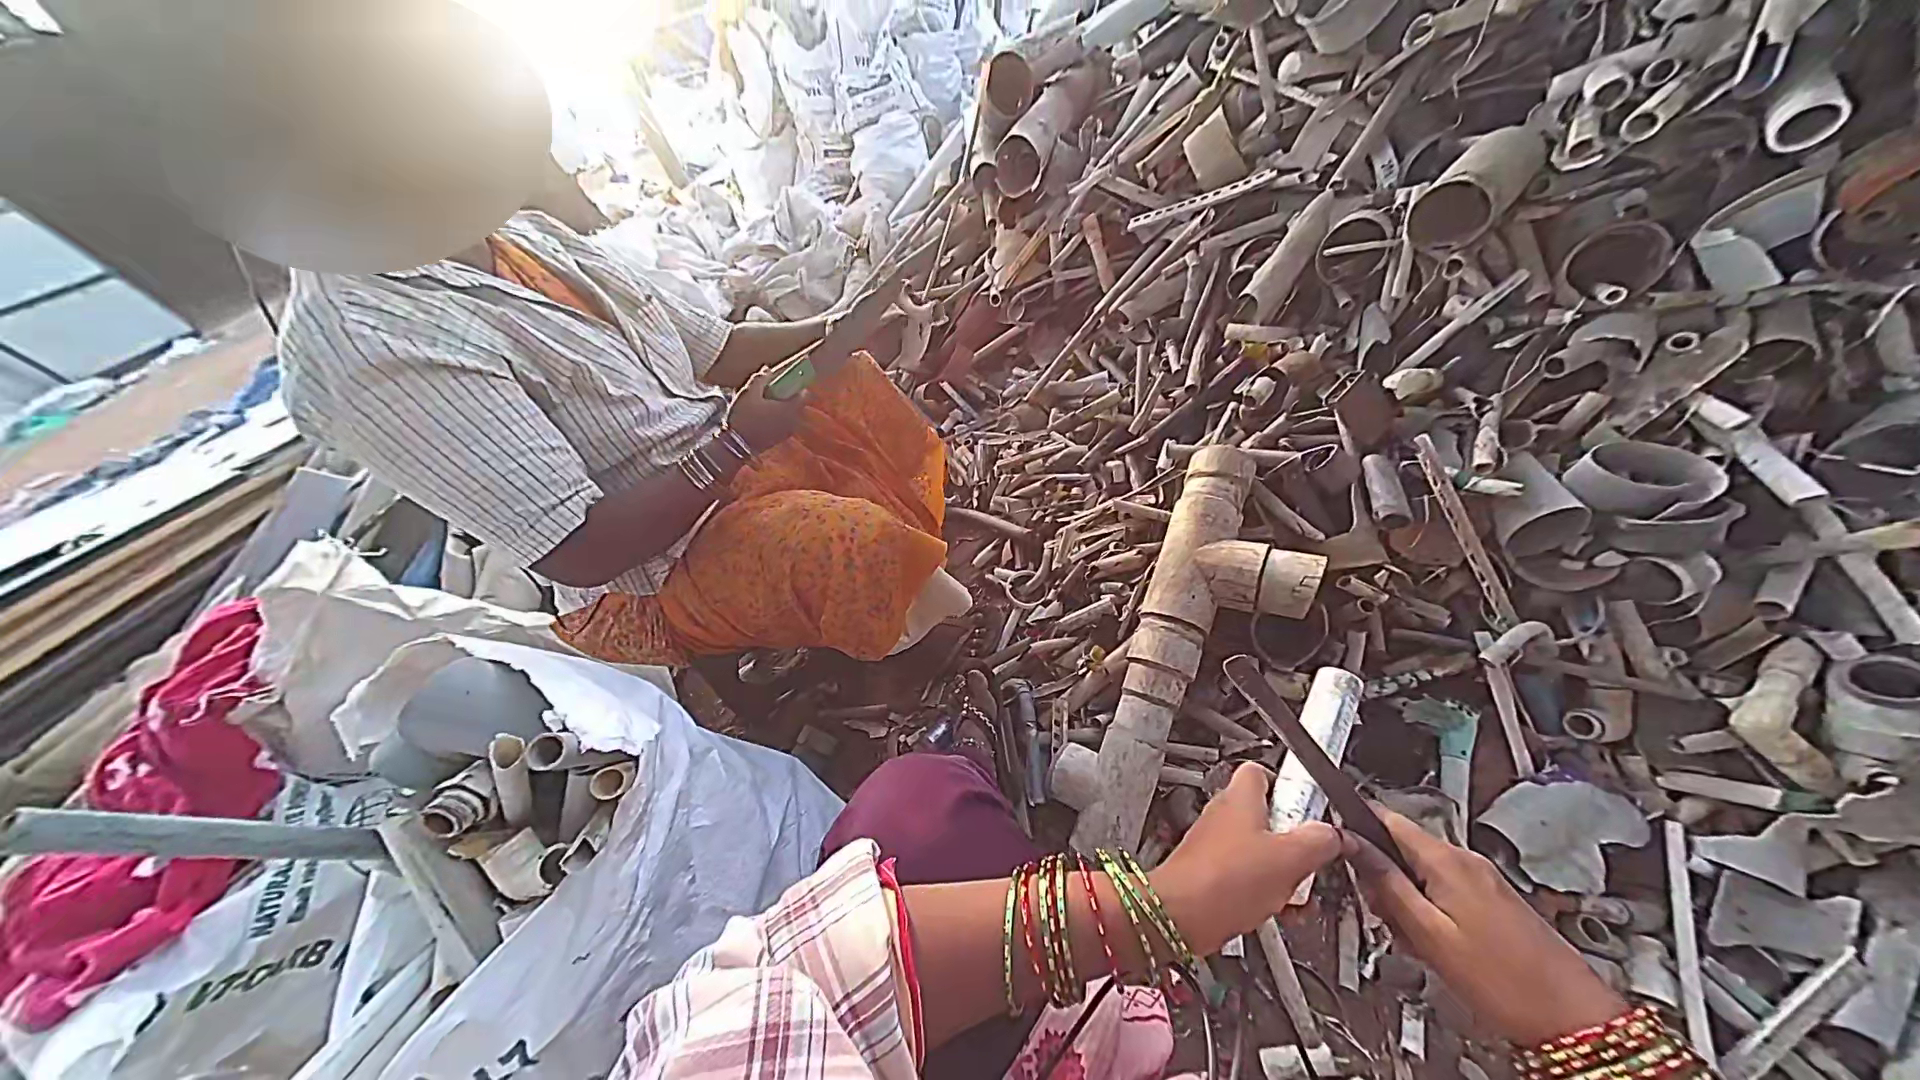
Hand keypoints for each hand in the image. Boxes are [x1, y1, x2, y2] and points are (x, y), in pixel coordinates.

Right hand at [727, 368, 807, 452]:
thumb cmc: (745, 417)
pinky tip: (761, 415)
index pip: (804, 393)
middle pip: (796, 403)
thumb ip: (761, 379)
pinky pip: (783, 423)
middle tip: (770, 390)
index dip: (796, 384)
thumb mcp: (749, 393)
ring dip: (781, 407)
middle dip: (786, 395)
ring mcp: (787, 431)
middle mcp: (793, 420)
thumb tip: (768, 370)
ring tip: (763, 403)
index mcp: (790, 408)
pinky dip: (777, 417)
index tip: (786, 379)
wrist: (736, 445)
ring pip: (789, 413)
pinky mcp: (779, 439)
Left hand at [1149, 763, 1342, 956]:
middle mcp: (1226, 815)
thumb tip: (1335, 834)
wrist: (1183, 915)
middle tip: (1309, 859)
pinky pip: (1251, 874)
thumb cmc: (1223, 879)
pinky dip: (1269, 890)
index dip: (1290, 785)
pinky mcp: (1216, 871)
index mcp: (1240, 798)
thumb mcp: (1289, 858)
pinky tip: (1280, 909)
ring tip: (1297, 892)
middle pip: (1272, 816)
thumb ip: (1318, 841)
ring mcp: (1219, 843)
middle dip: (1297, 842)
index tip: (1313, 808)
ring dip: (1286, 872)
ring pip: (1265, 849)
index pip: (1263, 771)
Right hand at [1345, 807, 1627, 1044]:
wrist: (1578, 1024)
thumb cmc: (1507, 983)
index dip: (1355, 828)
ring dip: (1406, 899)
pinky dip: (1430, 911)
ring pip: (1420, 872)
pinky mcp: (1493, 901)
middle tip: (1386, 916)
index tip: (1339, 849)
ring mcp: (1483, 880)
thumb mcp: (1428, 932)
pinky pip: (1444, 890)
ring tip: (1416, 939)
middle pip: (1401, 847)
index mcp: (1445, 860)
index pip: (1384, 817)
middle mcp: (1466, 861)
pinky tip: (1437, 944)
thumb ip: (1385, 882)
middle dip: (1383, 878)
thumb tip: (1350, 843)